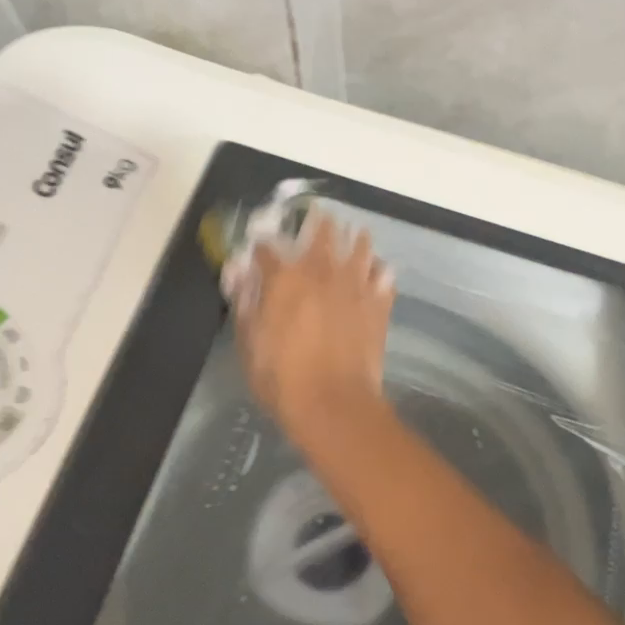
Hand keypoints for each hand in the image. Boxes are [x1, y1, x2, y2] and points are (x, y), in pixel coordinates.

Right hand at [225, 208, 396, 442]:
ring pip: (361, 245)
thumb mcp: (249, 346)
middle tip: (316, 220)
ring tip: (353, 236)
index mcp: (284, 278)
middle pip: (323, 231)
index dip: (262, 245)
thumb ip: (246, 305)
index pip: (268, 247)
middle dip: (317, 223)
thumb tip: (239, 274)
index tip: (260, 249)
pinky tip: (376, 273)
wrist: (335, 405)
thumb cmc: (283, 381)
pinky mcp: (380, 305)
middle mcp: (321, 271)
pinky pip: (385, 275)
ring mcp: (356, 285)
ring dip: (354, 238)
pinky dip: (379, 270)